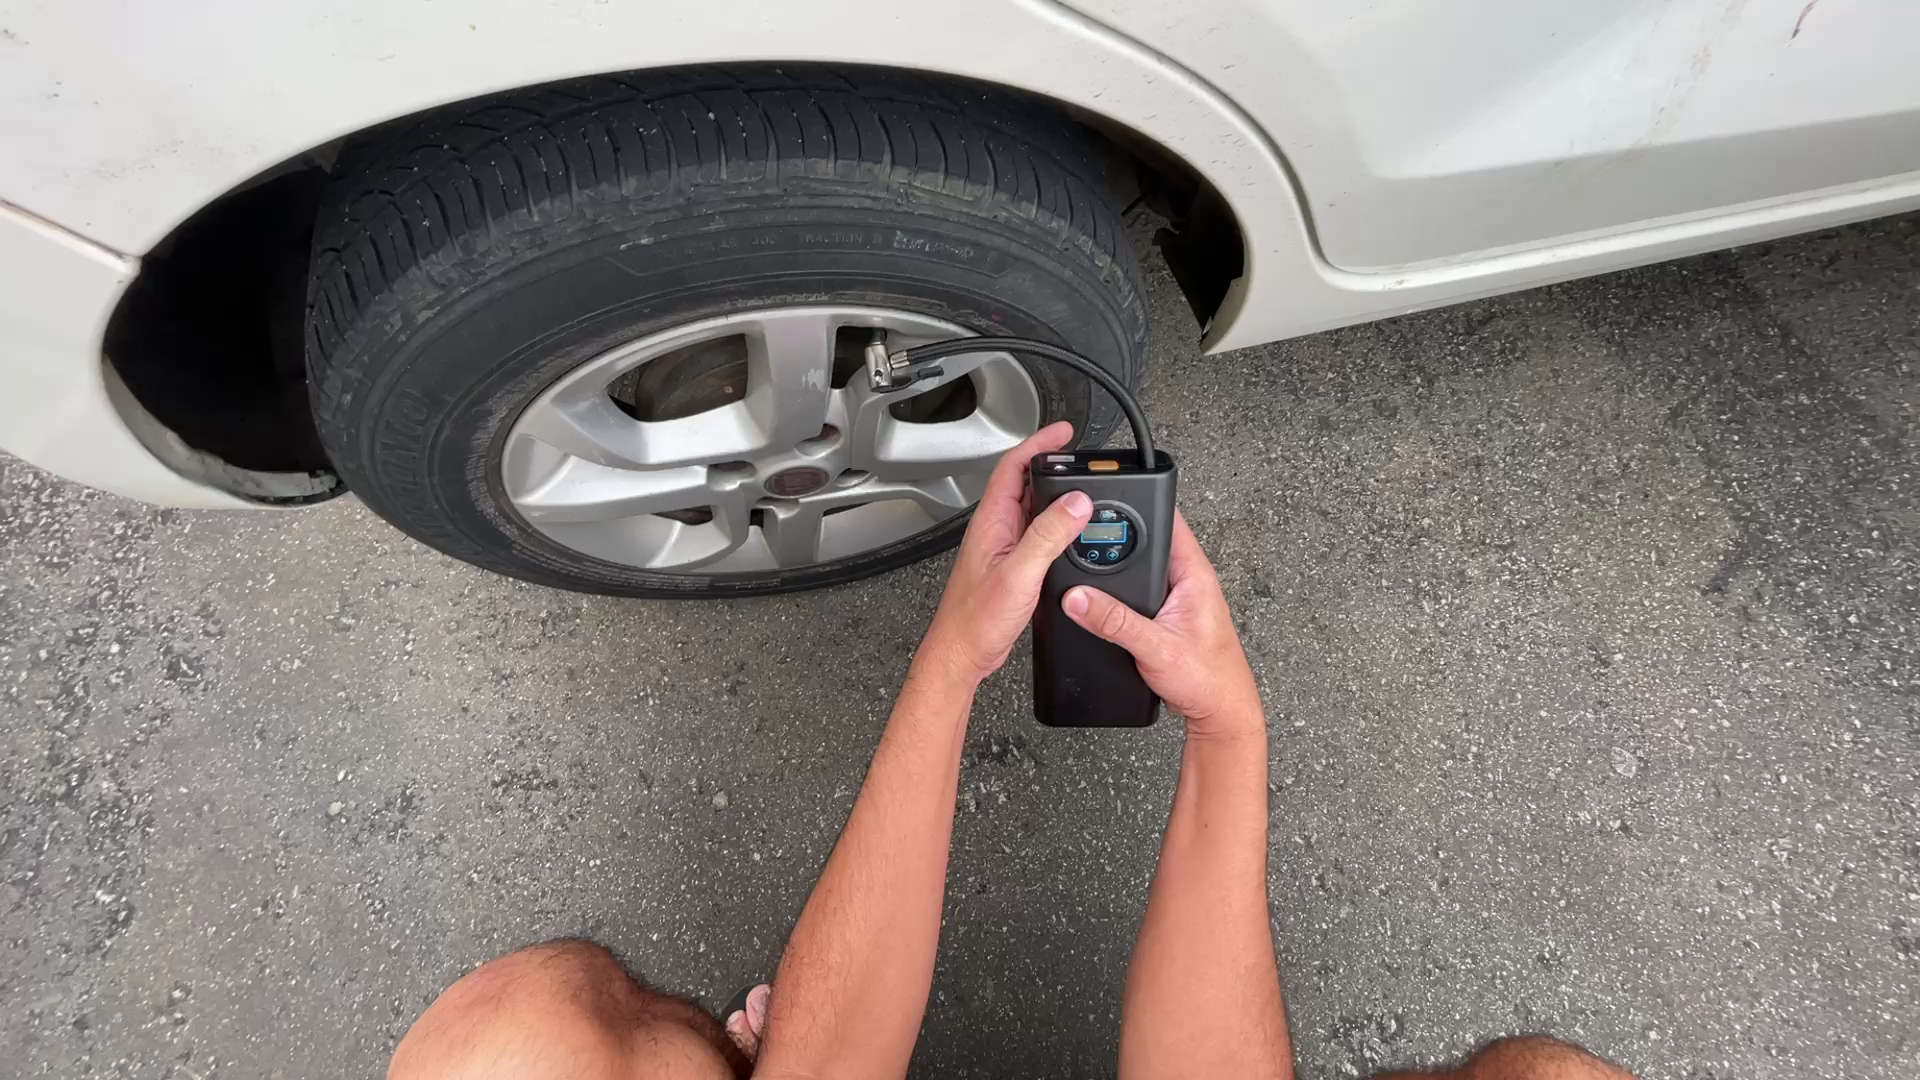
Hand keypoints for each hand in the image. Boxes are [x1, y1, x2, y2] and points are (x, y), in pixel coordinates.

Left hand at [918, 421, 1093, 684]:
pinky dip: (1056, 525)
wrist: (962, 652)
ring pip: (1031, 508)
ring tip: (1083, 490)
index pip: (1013, 466)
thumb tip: (1076, 503)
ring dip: (1055, 495)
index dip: (1038, 444)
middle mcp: (995, 529)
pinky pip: (1036, 532)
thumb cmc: (975, 619)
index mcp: (991, 522)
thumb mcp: (1018, 574)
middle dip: (1052, 464)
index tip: (1062, 432)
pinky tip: (1070, 533)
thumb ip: (1047, 536)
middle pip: (1024, 482)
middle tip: (1078, 455)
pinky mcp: (1010, 564)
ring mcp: (1002, 546)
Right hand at [1061, 511, 1262, 737]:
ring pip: (1140, 568)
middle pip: (1148, 541)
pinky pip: (1137, 591)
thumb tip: (1079, 598)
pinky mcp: (1167, 615)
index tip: (1107, 498)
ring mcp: (1177, 597)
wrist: (1220, 714)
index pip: (1168, 521)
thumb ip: (1114, 622)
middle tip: (1084, 529)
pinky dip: (1118, 591)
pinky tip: (1102, 599)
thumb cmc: (1209, 680)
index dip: (1139, 504)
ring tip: (1086, 561)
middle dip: (1118, 534)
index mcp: (1194, 575)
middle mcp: (1188, 580)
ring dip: (1117, 567)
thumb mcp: (1156, 648)